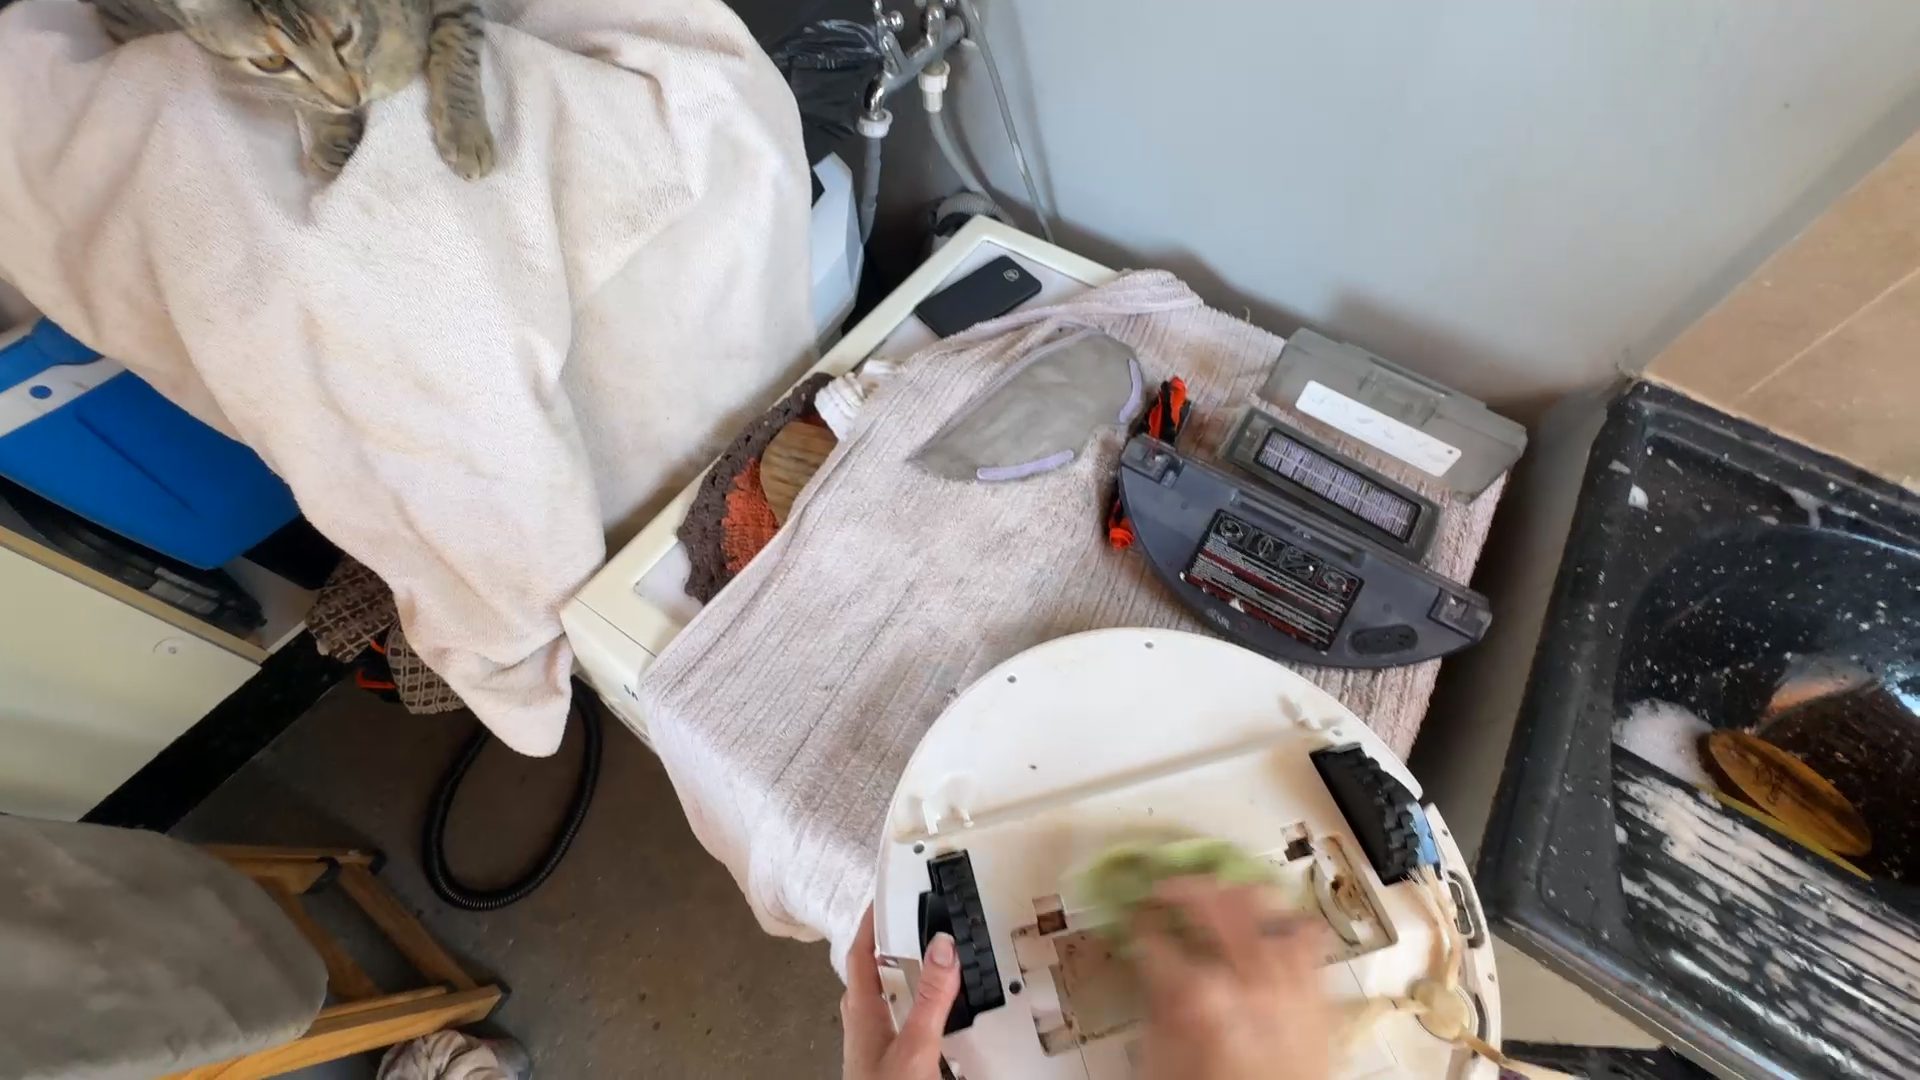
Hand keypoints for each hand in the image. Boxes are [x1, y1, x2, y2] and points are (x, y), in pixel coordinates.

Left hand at [843, 906, 959, 1079]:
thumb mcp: (916, 1043)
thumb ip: (930, 996)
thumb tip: (942, 945)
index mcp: (862, 1012)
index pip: (859, 954)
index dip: (869, 925)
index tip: (881, 901)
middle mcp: (863, 1027)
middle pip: (870, 976)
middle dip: (889, 949)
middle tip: (909, 928)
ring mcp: (873, 1047)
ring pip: (885, 1000)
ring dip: (903, 980)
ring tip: (927, 967)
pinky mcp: (888, 1064)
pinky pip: (897, 1022)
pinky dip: (913, 1009)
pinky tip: (930, 1017)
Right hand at [1132, 877, 1330, 1079]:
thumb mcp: (1162, 1064)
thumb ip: (1158, 1005)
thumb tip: (1150, 959)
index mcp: (1203, 1003)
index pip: (1158, 941)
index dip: (1140, 925)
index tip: (1132, 918)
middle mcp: (1252, 985)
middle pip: (1215, 906)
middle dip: (1183, 889)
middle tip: (1163, 892)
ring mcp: (1293, 991)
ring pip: (1268, 909)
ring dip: (1235, 894)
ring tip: (1215, 894)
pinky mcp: (1320, 1003)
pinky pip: (1310, 943)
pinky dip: (1286, 923)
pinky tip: (1265, 925)